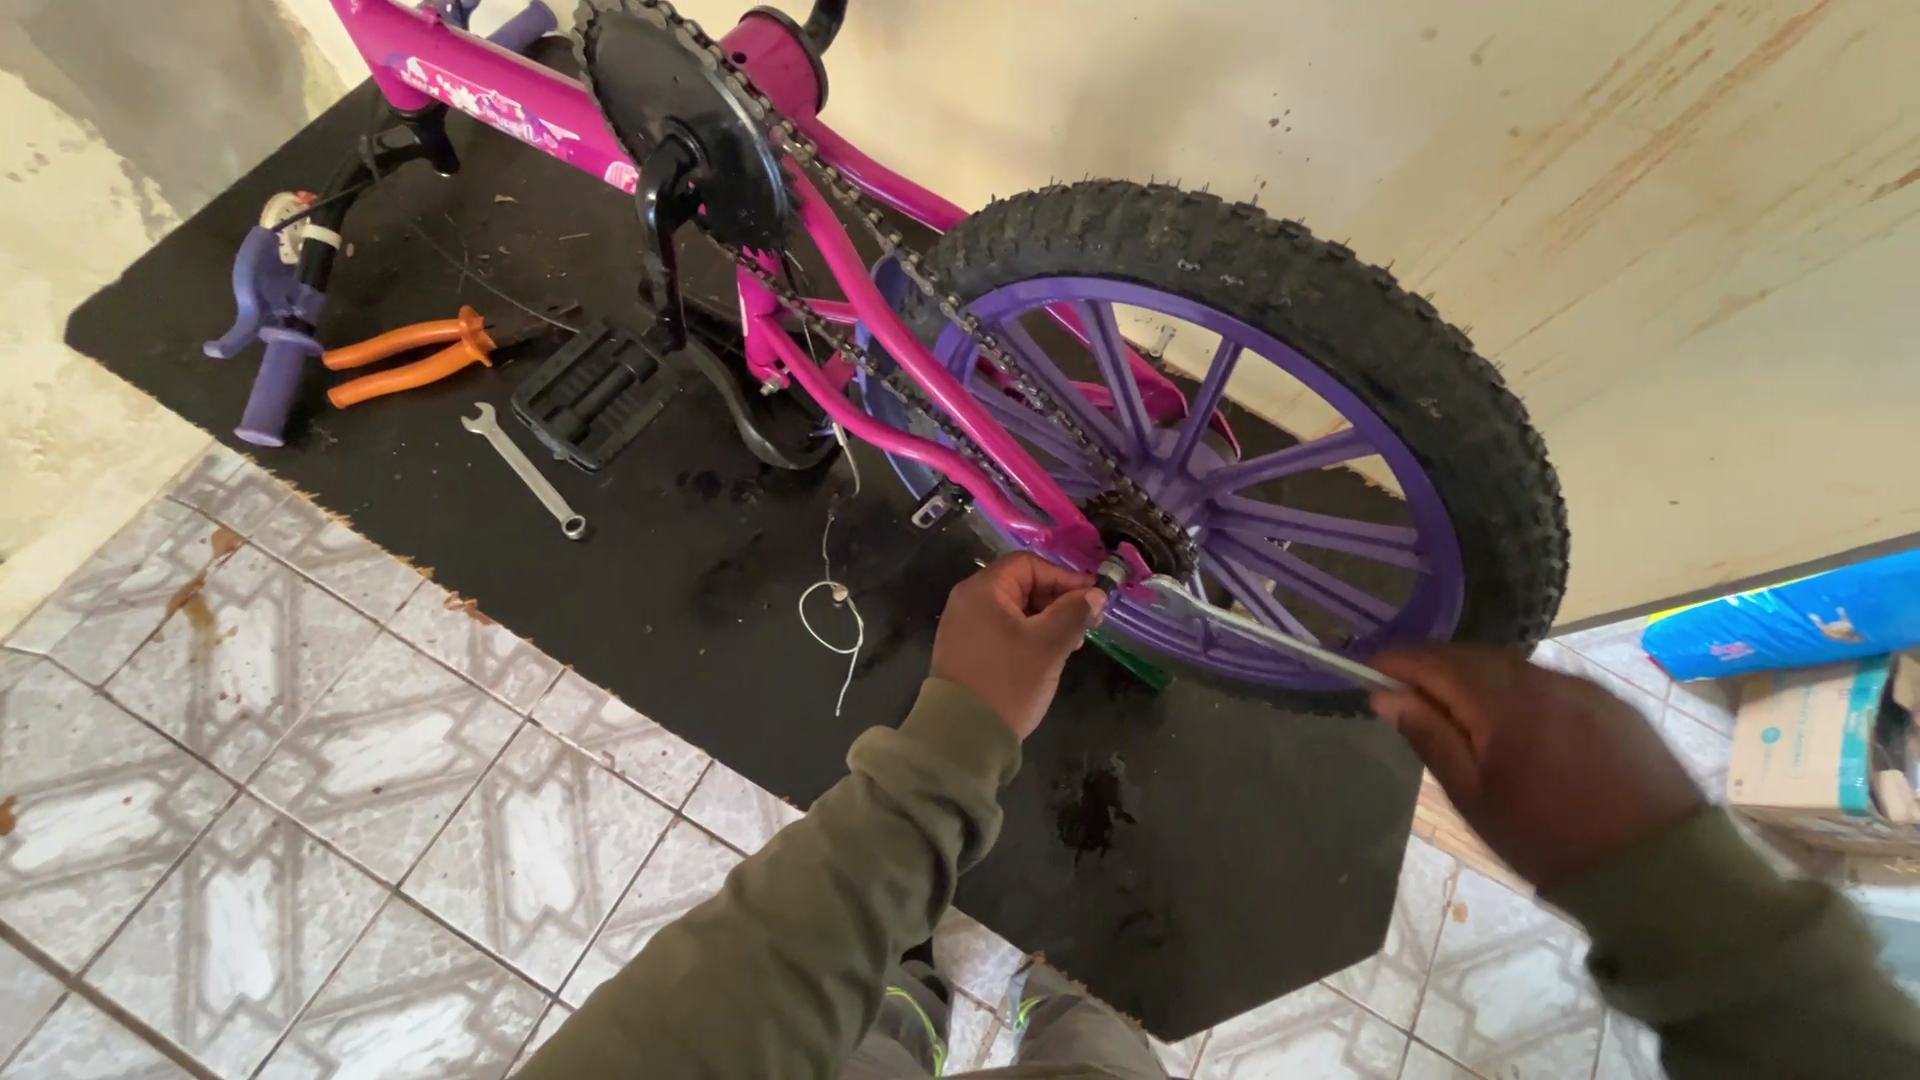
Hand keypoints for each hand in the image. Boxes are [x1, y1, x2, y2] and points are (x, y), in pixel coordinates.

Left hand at [930, 553, 1105, 738]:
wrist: (962, 736)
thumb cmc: (1007, 681)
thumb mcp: (1048, 645)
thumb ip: (1074, 613)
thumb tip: (1095, 594)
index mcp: (982, 589)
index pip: (1029, 564)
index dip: (1064, 577)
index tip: (1093, 598)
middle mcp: (968, 601)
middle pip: (1021, 584)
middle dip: (1057, 600)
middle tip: (1086, 624)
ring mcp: (964, 627)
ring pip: (1014, 610)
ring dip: (1046, 620)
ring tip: (1071, 644)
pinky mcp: (966, 651)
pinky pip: (1002, 630)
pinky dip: (1028, 635)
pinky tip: (1047, 655)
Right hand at [1370, 644, 1703, 890]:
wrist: (1666, 877)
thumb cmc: (1549, 841)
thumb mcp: (1472, 796)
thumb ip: (1427, 736)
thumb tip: (1384, 695)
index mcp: (1506, 705)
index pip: (1436, 661)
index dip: (1397, 660)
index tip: (1368, 669)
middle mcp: (1547, 682)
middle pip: (1473, 655)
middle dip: (1434, 665)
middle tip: (1405, 689)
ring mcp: (1587, 691)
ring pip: (1512, 666)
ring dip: (1475, 676)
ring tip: (1456, 706)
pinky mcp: (1616, 706)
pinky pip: (1548, 682)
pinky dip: (1516, 689)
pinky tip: (1512, 720)